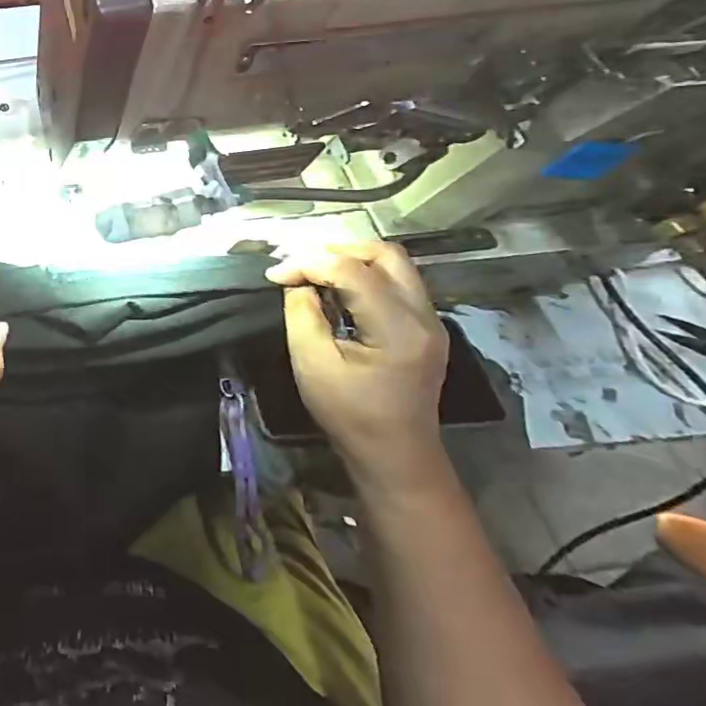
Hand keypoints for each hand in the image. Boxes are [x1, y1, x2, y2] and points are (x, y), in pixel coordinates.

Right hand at [265, 242, 448, 488]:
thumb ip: (302, 313)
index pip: (352, 271)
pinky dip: (367, 275)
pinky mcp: (426, 326)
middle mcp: (423, 315)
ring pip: (394, 264)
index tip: (275, 275)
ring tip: (317, 272)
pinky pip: (398, 282)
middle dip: (337, 250)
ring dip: (354, 260)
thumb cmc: (350, 416)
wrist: (395, 455)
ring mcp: (430, 320)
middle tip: (301, 264)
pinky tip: (340, 291)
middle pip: (384, 254)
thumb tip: (298, 281)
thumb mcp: (312, 365)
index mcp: (398, 328)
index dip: (309, 263)